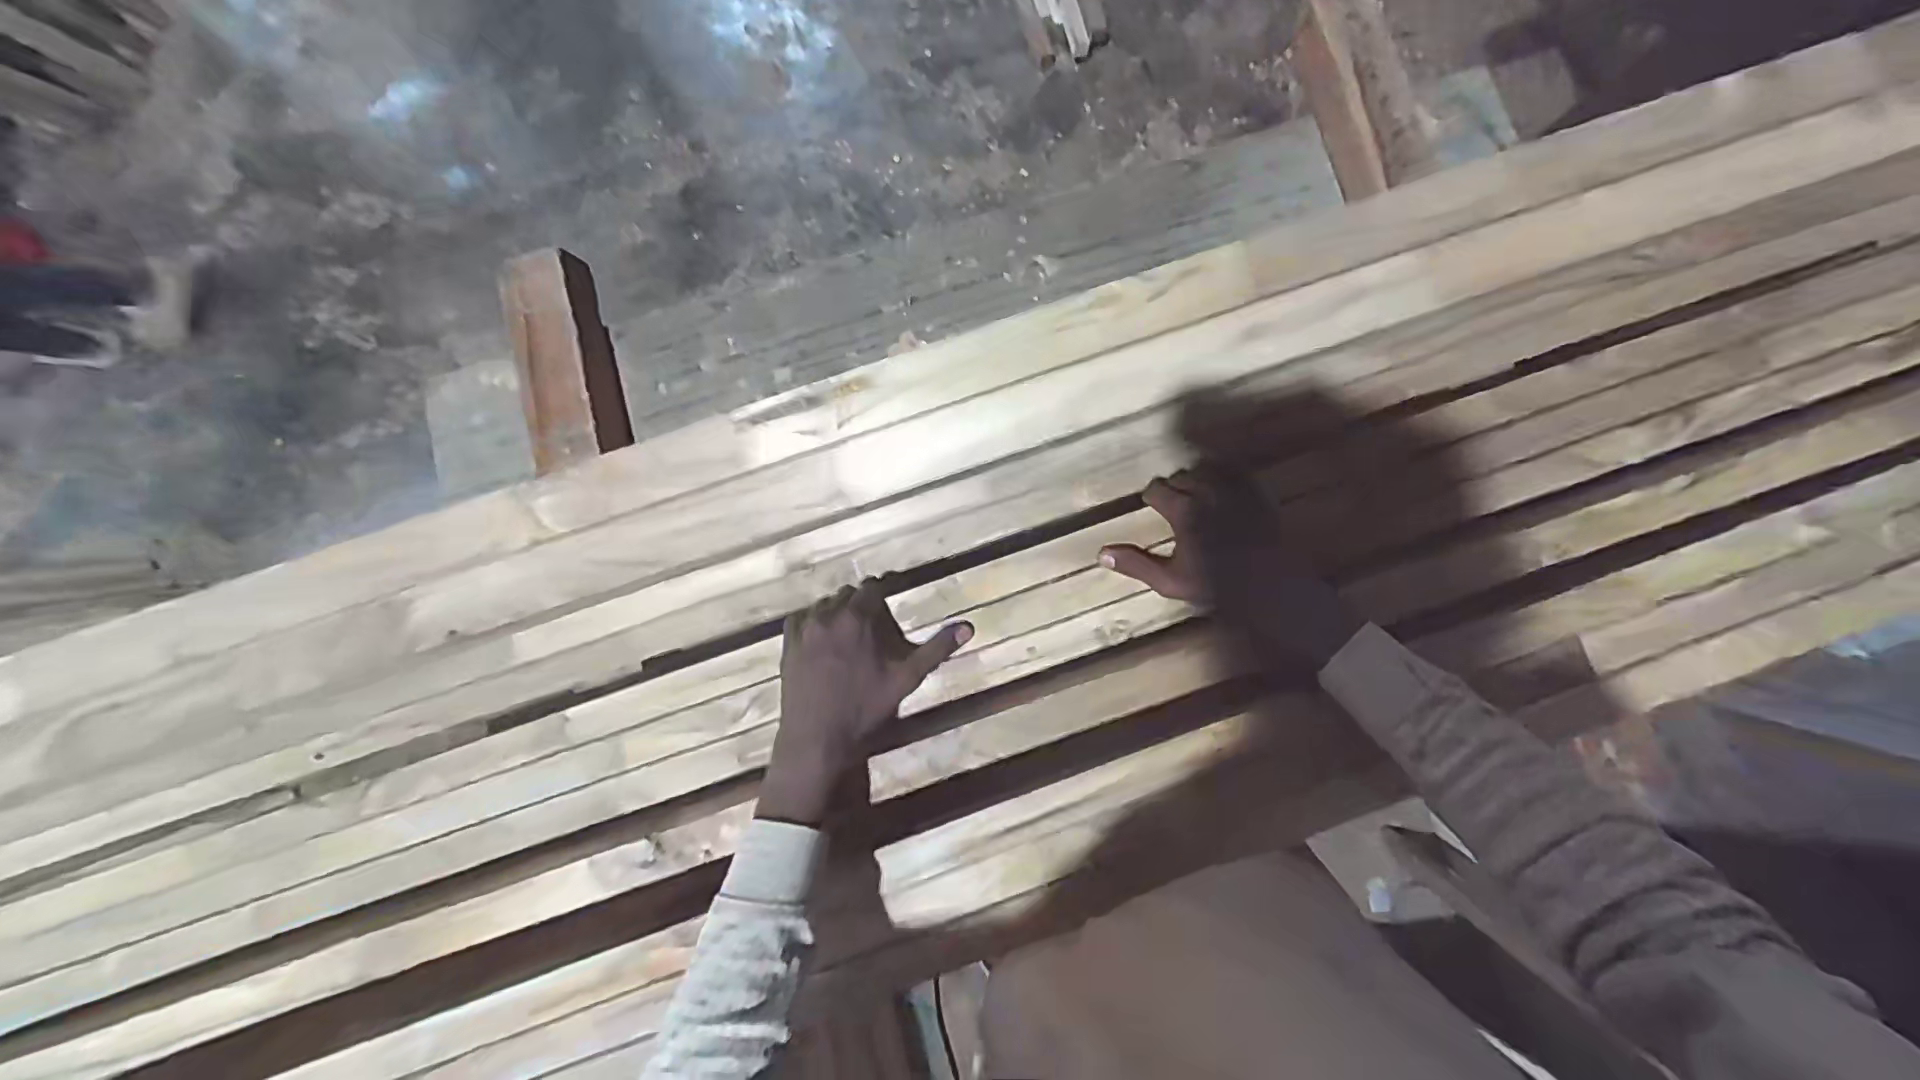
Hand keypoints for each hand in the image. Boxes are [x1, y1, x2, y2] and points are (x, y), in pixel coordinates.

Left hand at [760, 580, 973, 824]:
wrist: (818, 738)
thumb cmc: (866, 708)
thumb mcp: (907, 678)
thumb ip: (936, 648)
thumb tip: (968, 626)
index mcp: (857, 617)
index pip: (872, 588)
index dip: (882, 593)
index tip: (888, 606)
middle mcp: (828, 614)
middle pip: (848, 594)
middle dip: (861, 604)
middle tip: (872, 626)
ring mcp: (804, 628)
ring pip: (825, 605)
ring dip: (838, 612)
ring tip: (849, 635)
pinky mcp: (788, 643)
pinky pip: (803, 618)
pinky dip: (815, 622)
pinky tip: (824, 641)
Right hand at [1099, 467, 1363, 671]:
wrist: (1271, 586)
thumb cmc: (1215, 586)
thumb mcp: (1169, 580)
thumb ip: (1136, 563)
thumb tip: (1101, 553)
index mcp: (1182, 510)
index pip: (1156, 489)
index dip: (1152, 498)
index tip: (1153, 507)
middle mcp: (1207, 492)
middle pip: (1181, 476)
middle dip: (1174, 487)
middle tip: (1174, 505)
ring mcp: (1235, 491)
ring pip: (1207, 471)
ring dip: (1198, 481)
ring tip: (1197, 497)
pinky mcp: (1258, 494)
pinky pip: (1236, 475)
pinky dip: (1226, 480)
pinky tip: (1226, 495)